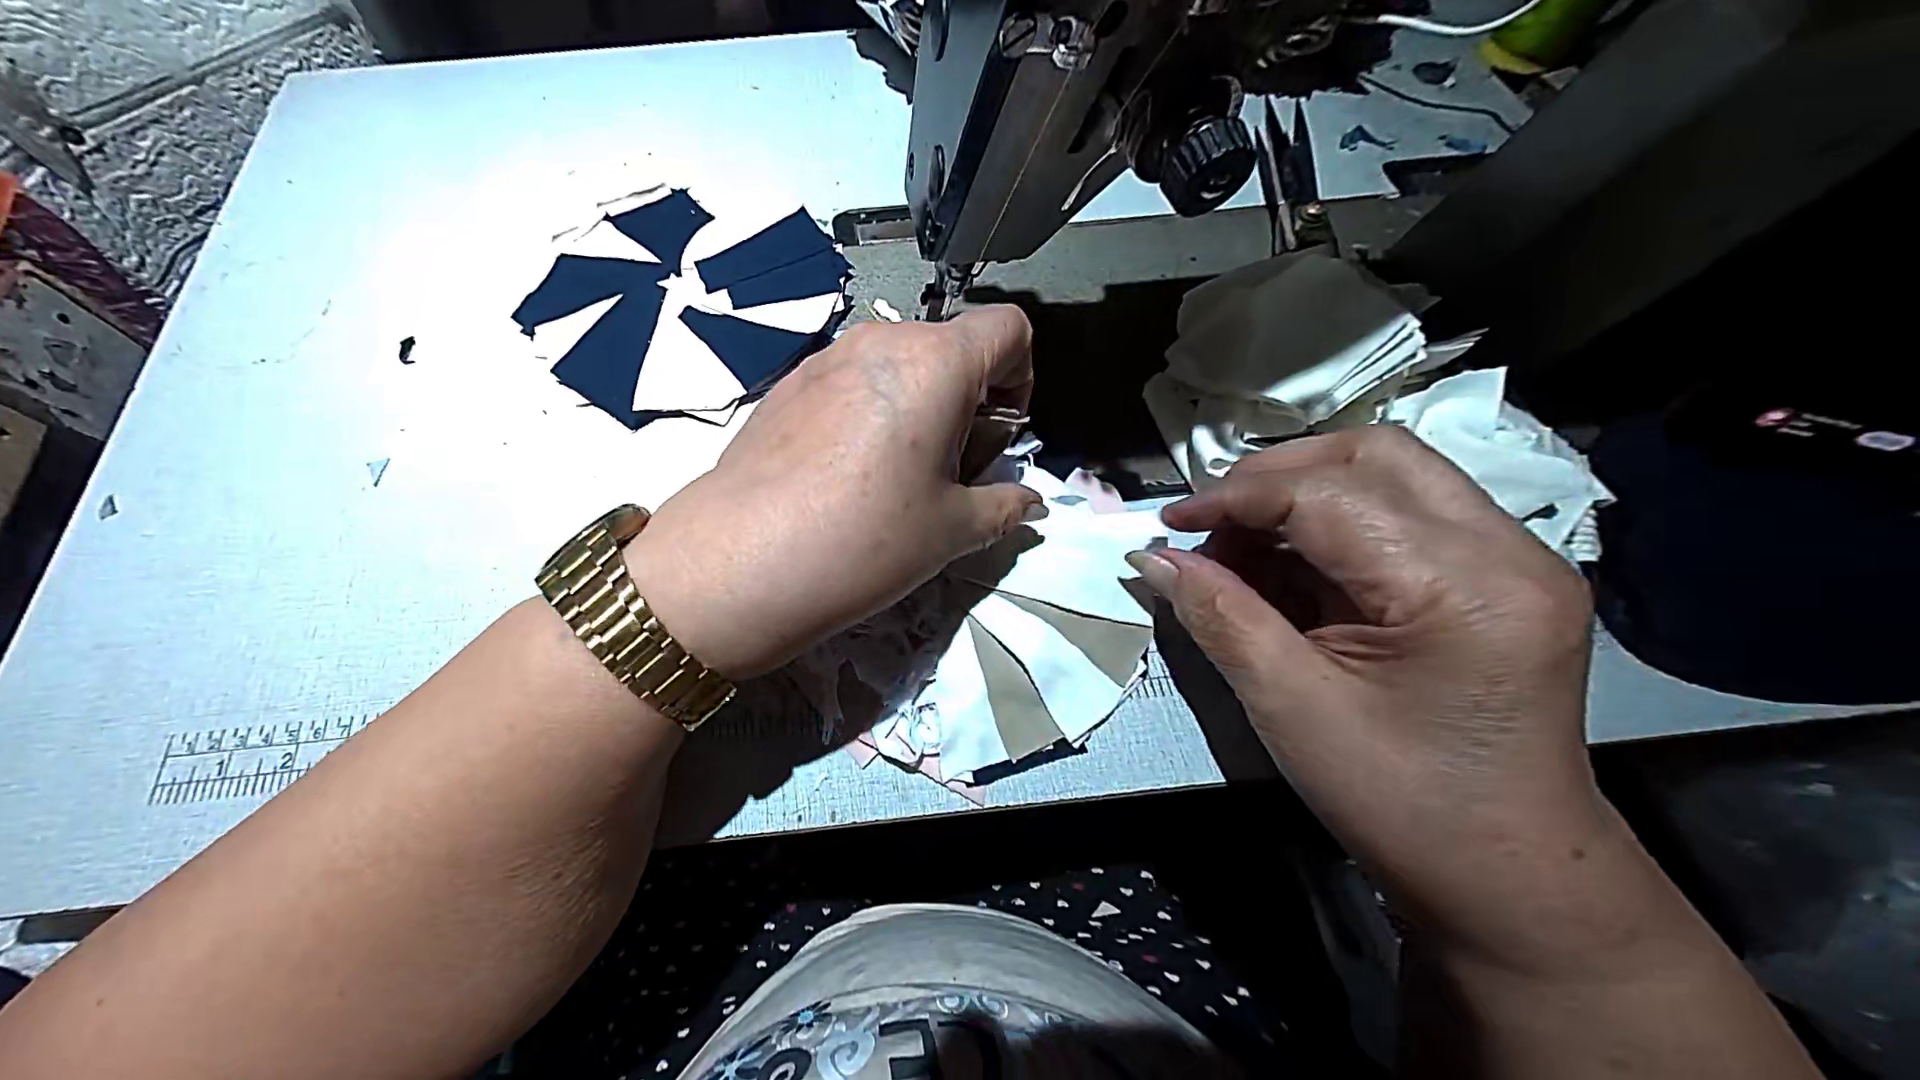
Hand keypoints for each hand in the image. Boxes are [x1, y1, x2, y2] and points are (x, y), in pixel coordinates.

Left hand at [622, 307, 1041, 678]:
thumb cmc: (861, 540)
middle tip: (955, 466)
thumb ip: (1004, 505)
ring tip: (902, 475)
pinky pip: (856, 381)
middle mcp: (880, 343)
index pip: (1010, 329)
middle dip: (972, 399)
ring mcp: (828, 359)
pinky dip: (876, 412)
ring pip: (902, 364)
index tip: (1002, 430)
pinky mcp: (791, 384)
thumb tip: (1026, 502)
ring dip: (923, 406)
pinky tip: (853, 473)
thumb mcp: (951, 530)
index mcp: (935, 365)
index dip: (1024, 376)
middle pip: (953, 347)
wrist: (738, 561)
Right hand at [1130, 426, 1610, 967]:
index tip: (1170, 524)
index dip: (1235, 498)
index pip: (1326, 495)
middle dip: (1273, 476)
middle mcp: (1507, 549)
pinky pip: (1400, 513)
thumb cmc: (1400, 803)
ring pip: (1388, 472)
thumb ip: (1219, 616)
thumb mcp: (1290, 706)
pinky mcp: (1498, 574)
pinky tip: (1285, 565)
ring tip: (1240, 547)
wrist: (1509, 876)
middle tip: (1212, 524)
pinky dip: (1329, 524)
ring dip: (1299, 495)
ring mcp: (1513, 557)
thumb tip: (1155, 558)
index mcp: (1462, 587)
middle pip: (1371, 454)